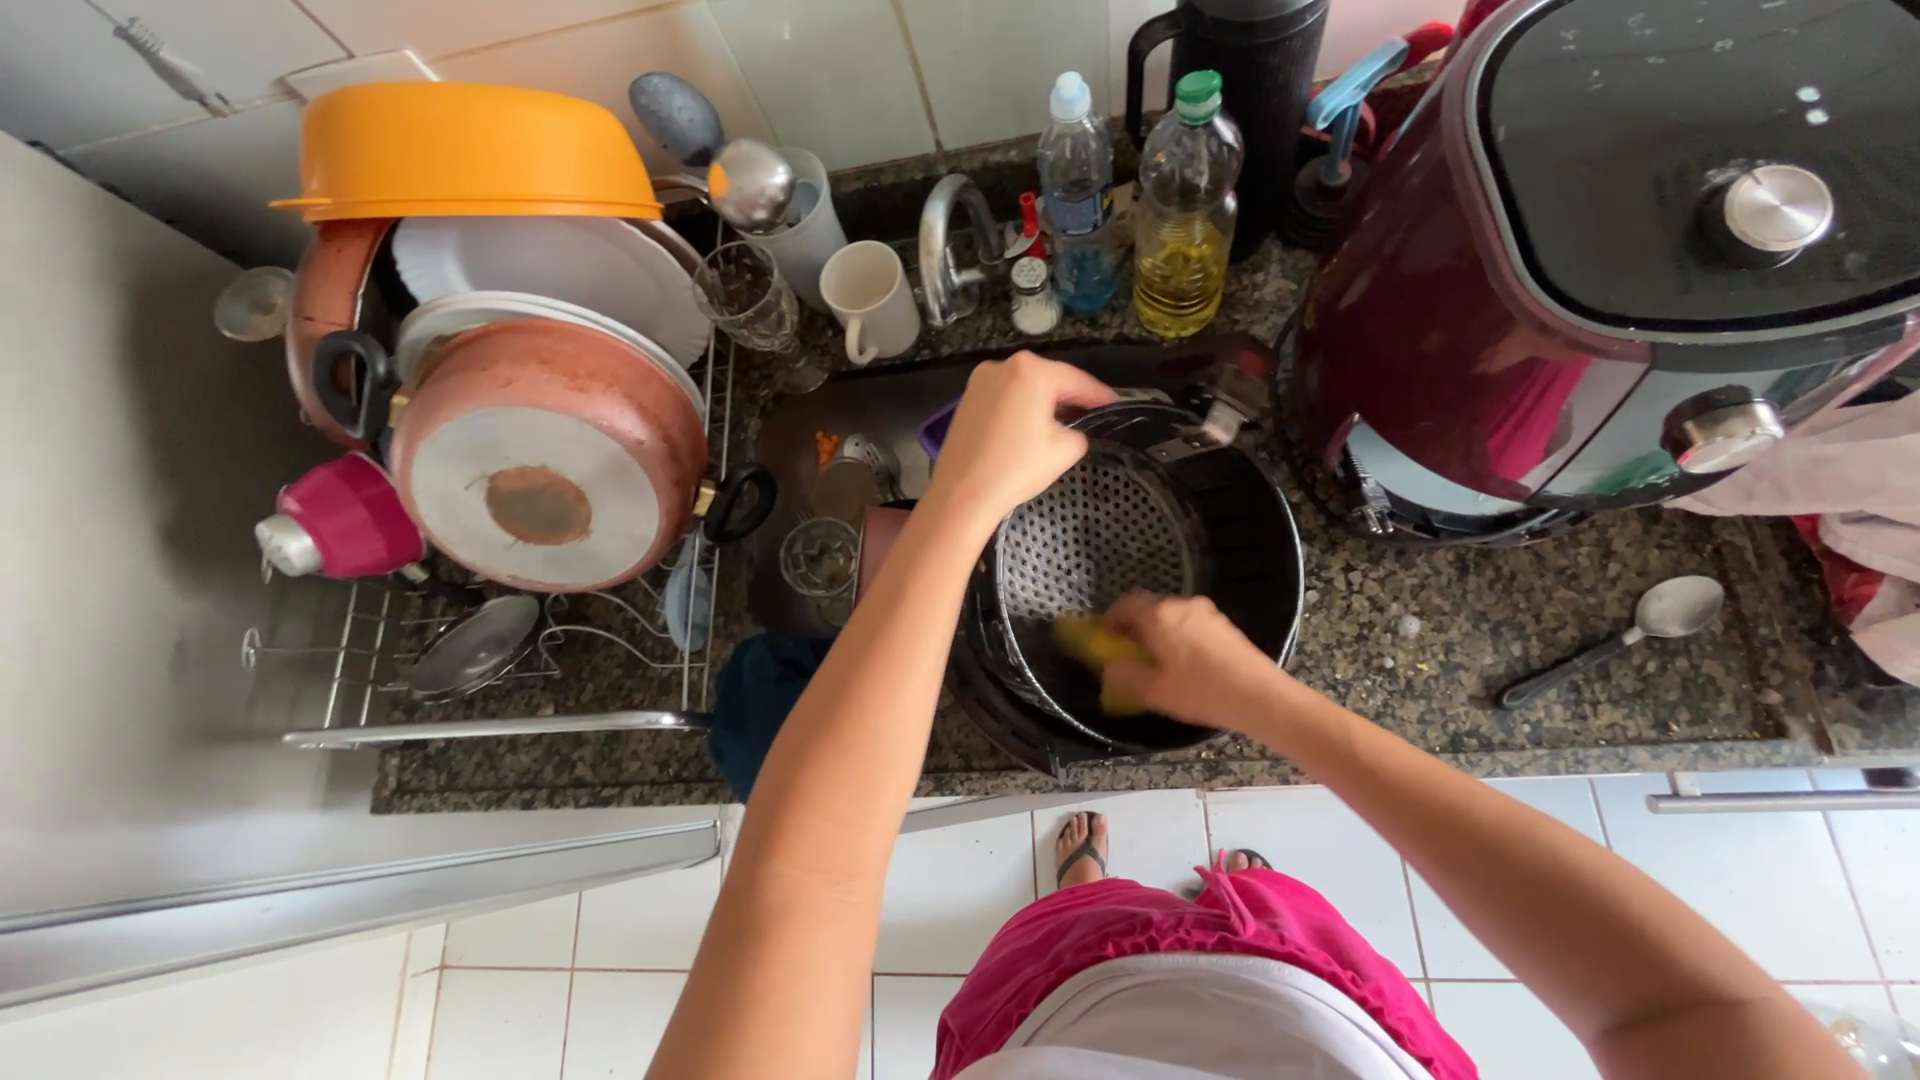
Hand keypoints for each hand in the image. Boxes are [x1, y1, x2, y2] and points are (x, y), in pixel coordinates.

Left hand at [923, 351, 1118, 527]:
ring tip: (1062, 422)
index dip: (1100, 395)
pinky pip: (1004, 398)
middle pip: (1048, 379)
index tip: (1116, 405)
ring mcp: (979, 382)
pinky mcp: (965, 400)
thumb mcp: (1065, 449)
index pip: (1077, 380)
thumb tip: (1072, 429)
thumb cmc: (1016, 468)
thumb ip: (1080, 431)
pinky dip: (1020, 409)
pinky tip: (1029, 428)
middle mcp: (1002, 366)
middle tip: (1091, 414)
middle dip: (1070, 397)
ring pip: (1024, 388)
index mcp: (1030, 370)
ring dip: (1043, 402)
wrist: (962, 495)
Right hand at [1101, 593, 1297, 734]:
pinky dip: (1179, 637)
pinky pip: (1190, 624)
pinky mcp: (1224, 624)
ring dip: (1158, 634)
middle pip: (1148, 609)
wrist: (1261, 697)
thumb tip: (1108, 669)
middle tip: (1130, 656)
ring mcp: (1206, 612)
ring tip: (1159, 664)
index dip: (1111, 620)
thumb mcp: (1153, 691)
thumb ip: (1123, 677)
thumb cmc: (1202, 692)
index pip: (1124, 605)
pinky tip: (1186, 665)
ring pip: (1171, 616)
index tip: (1106, 640)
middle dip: (1135, 629)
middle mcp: (1181, 605)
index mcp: (1159, 616)